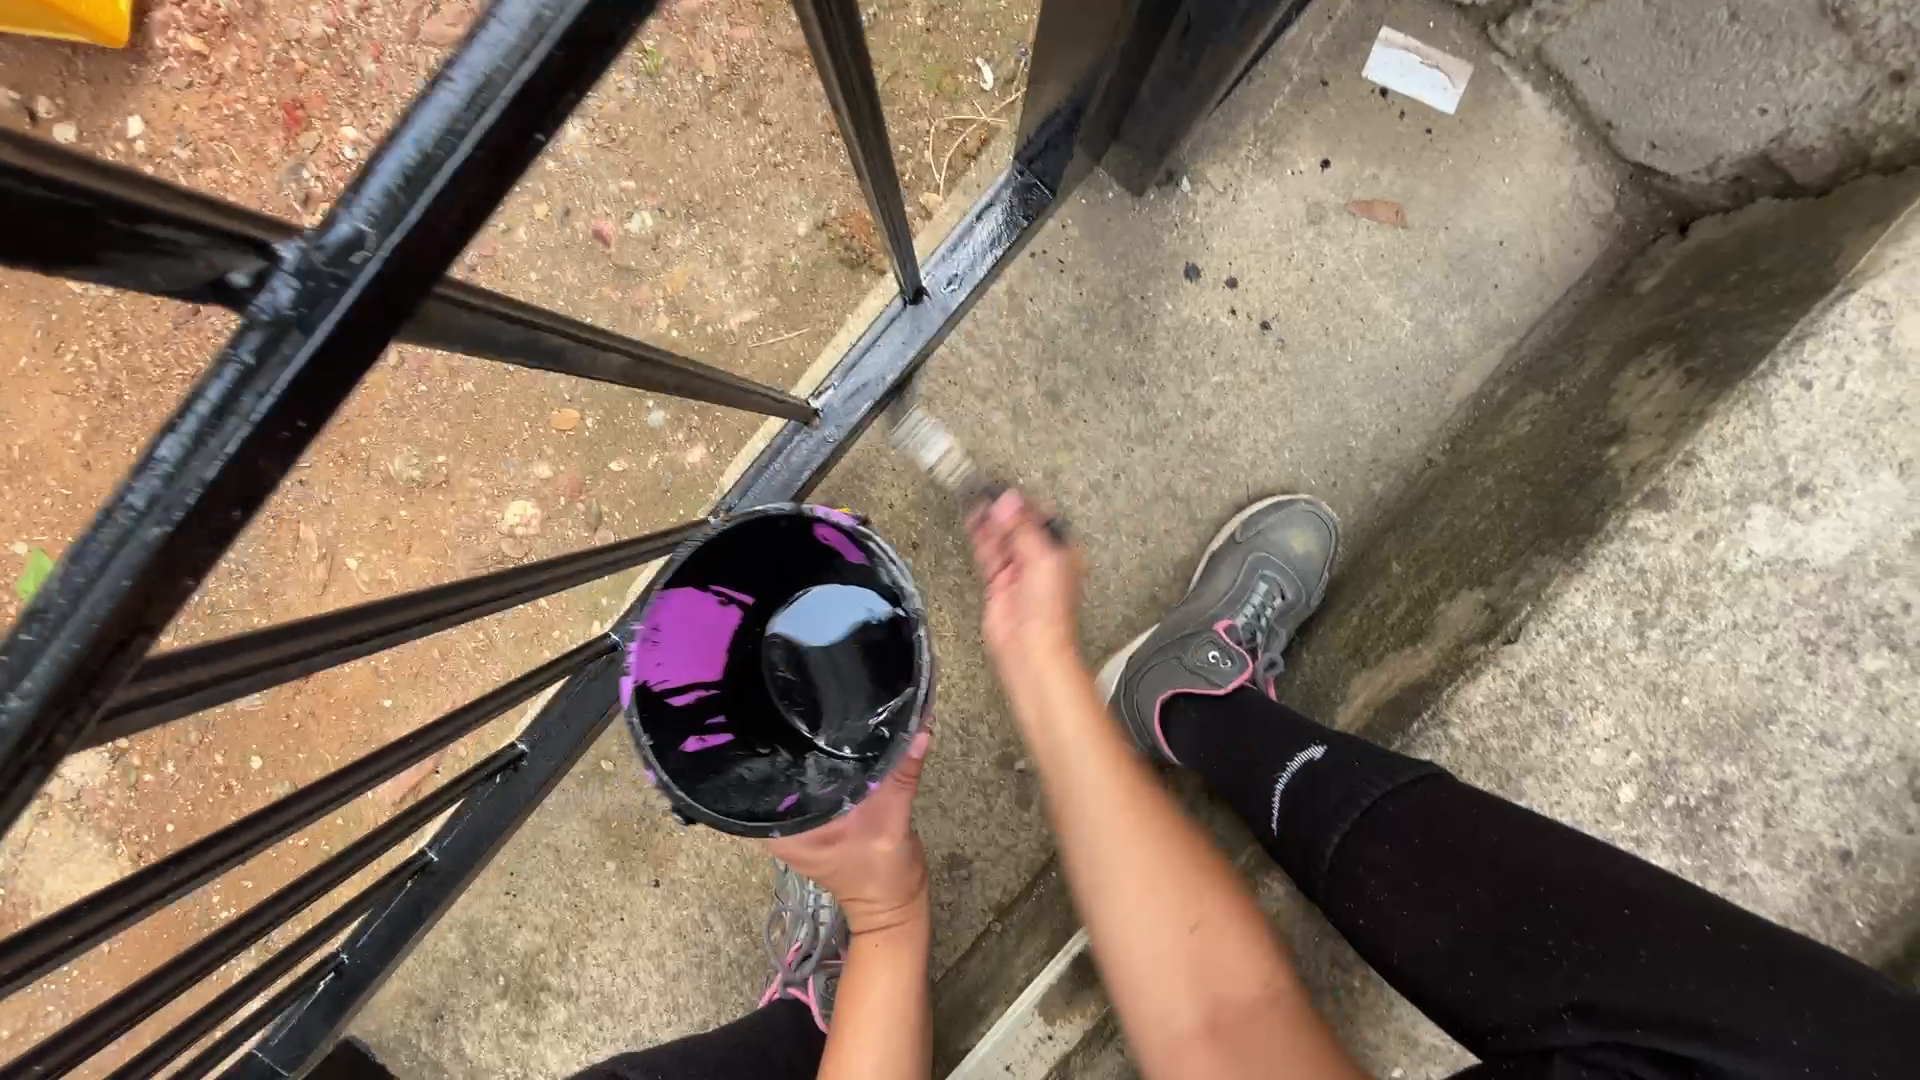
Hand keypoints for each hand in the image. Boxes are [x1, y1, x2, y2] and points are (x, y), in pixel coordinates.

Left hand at [765, 727, 932, 935]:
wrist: (895, 904)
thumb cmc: (885, 874)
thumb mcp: (894, 821)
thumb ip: (901, 774)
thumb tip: (918, 727)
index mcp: (783, 830)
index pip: (779, 775)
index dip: (800, 745)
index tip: (819, 717)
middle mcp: (782, 823)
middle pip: (795, 770)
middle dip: (818, 743)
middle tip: (839, 713)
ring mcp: (802, 820)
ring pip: (812, 775)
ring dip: (832, 755)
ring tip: (845, 722)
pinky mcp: (821, 816)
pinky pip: (826, 784)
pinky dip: (842, 770)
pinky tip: (853, 747)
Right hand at [967, 489, 1085, 677]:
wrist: (1030, 647)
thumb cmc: (1049, 614)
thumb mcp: (1042, 559)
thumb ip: (1023, 528)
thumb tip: (1009, 501)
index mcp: (1061, 552)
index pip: (1042, 518)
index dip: (1024, 503)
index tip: (1006, 491)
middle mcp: (1041, 560)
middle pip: (1019, 526)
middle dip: (1004, 510)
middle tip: (987, 493)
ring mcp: (1019, 572)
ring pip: (1002, 538)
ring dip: (990, 521)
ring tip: (977, 502)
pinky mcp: (999, 582)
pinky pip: (989, 553)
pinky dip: (981, 537)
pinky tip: (975, 523)